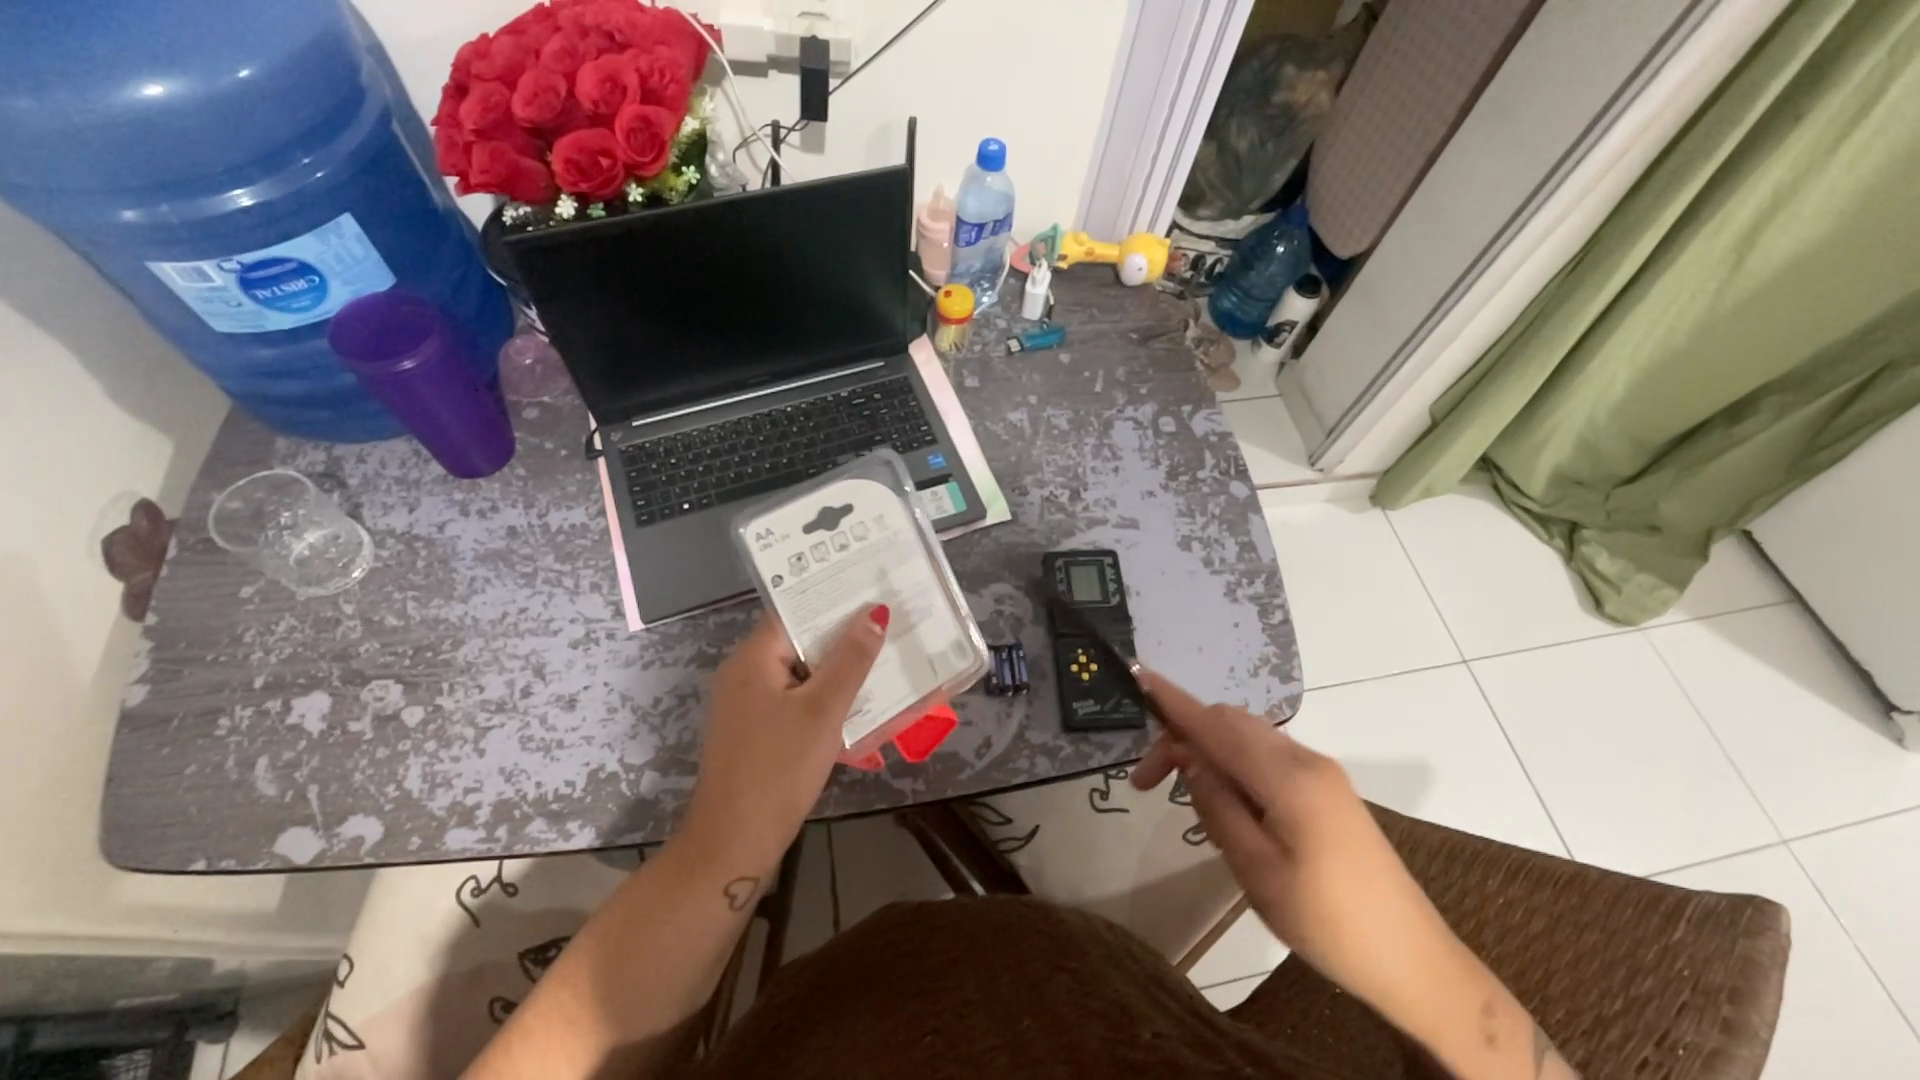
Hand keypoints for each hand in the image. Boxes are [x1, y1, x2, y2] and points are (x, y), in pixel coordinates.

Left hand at [679, 606, 888, 870]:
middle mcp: (744, 674)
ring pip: (800, 675)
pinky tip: (860, 706)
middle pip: (798, 642)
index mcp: (752, 659)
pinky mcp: (757, 733)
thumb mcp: (823, 711)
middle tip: (891, 625)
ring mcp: (748, 706)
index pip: (794, 612)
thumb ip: (850, 660)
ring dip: (838, 671)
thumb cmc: (779, 769)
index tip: (875, 591)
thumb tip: (873, 613)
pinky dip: (825, 700)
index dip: (834, 601)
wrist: (735, 841)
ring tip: (886, 660)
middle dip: (843, 637)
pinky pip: (796, 702)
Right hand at [1129, 673, 1469, 1023]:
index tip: (1136, 675)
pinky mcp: (1329, 792)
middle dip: (1185, 735)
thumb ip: (1218, 806)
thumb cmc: (1325, 920)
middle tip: (1148, 782)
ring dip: (1210, 750)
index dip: (1173, 702)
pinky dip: (1235, 764)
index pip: (1216, 725)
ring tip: (1181, 792)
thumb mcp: (1256, 869)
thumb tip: (1190, 761)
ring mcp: (1322, 774)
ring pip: (1251, 738)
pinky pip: (1269, 758)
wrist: (1410, 958)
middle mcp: (1307, 761)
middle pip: (1232, 723)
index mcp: (1288, 777)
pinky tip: (1224, 802)